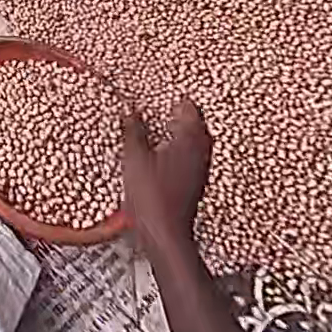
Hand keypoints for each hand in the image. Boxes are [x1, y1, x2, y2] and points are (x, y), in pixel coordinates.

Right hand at [122, 98, 213, 252]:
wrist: (164, 234)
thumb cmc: (152, 198)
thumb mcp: (135, 158)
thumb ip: (135, 132)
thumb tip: (132, 113)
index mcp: (187, 144)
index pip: (192, 115)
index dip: (184, 103)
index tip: (177, 96)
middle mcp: (198, 157)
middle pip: (200, 130)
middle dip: (189, 118)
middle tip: (178, 108)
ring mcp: (198, 174)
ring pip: (198, 146)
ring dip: (188, 134)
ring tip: (173, 128)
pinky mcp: (193, 187)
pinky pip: (193, 160)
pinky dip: (184, 151)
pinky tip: (169, 155)